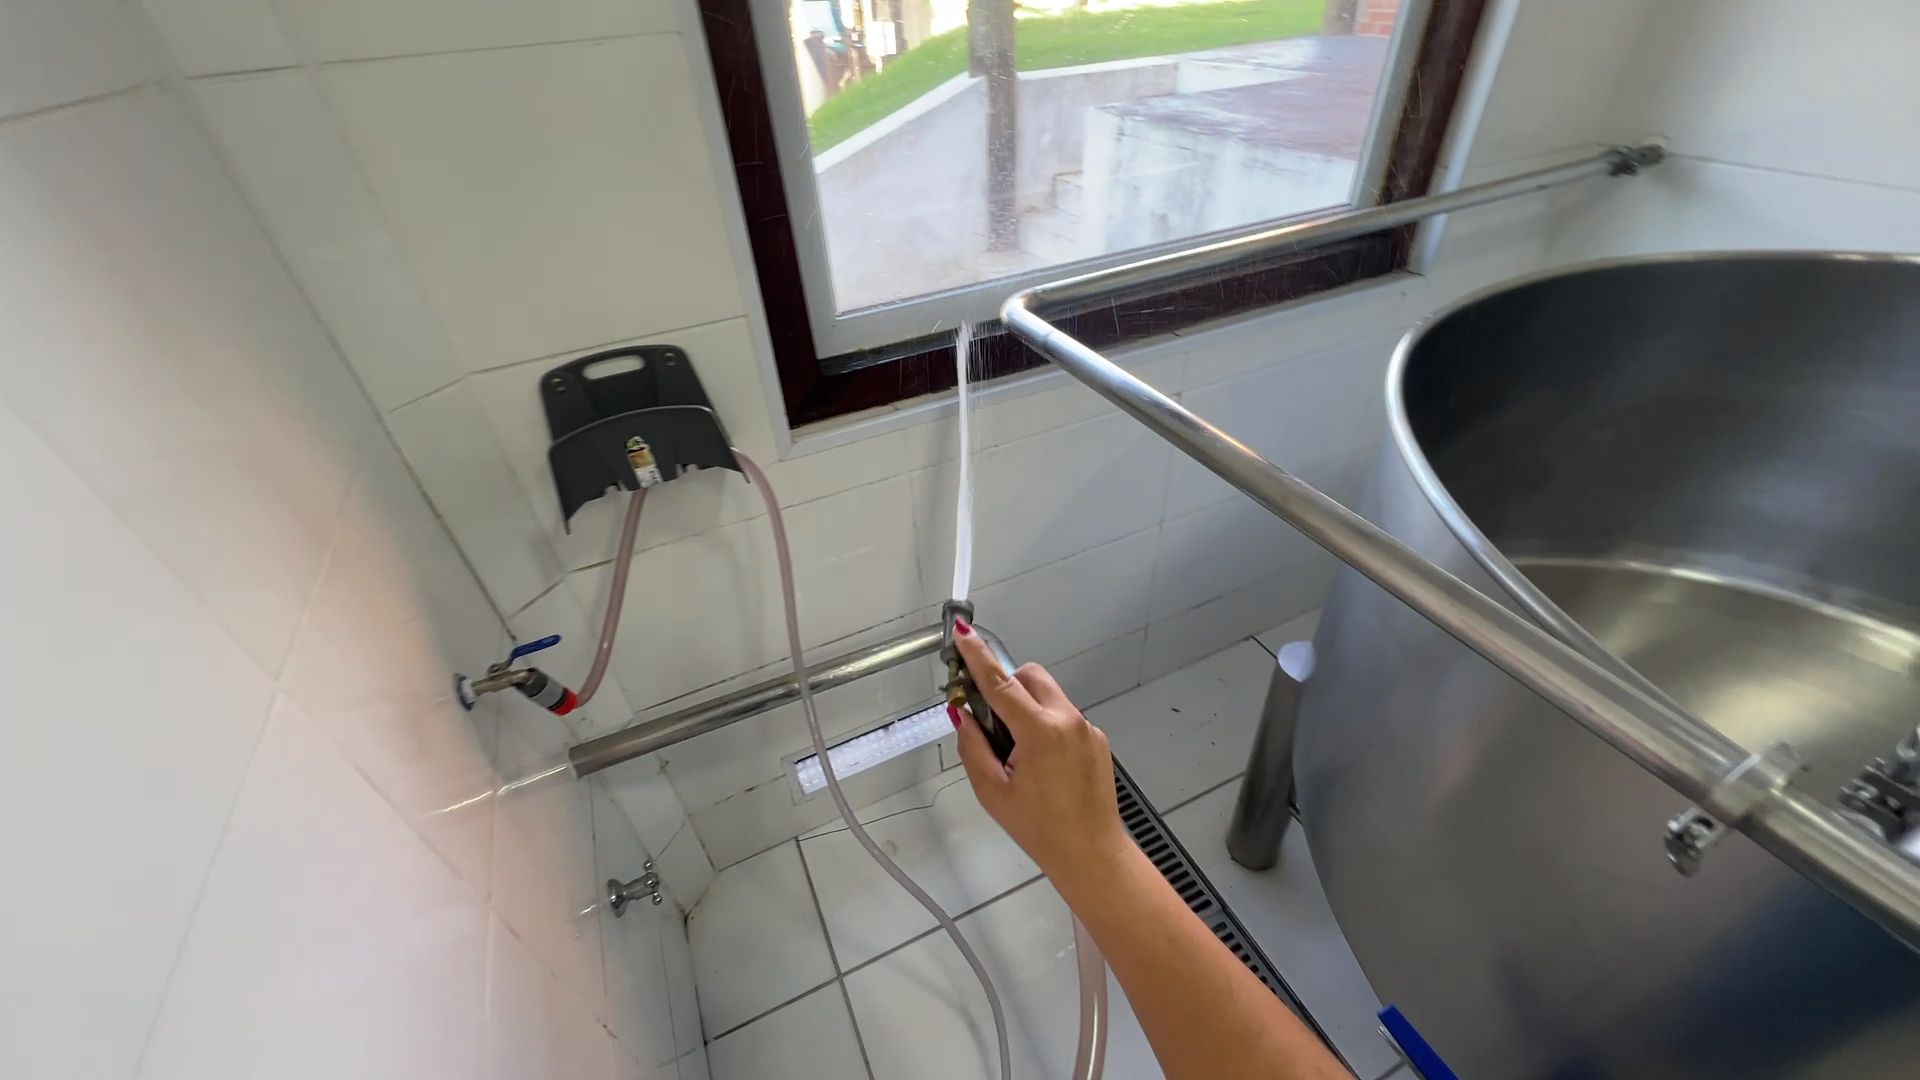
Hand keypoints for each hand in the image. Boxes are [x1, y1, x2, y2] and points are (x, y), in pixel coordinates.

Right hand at [949, 622, 1132, 897]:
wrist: (1092, 853)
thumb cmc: (1040, 829)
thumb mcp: (992, 791)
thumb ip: (973, 746)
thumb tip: (962, 714)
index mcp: (1040, 732)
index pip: (1001, 683)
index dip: (978, 656)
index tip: (964, 634)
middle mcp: (1067, 720)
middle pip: (1030, 676)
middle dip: (1007, 685)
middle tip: (992, 720)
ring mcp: (1086, 727)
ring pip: (1048, 693)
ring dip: (1027, 705)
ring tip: (1018, 750)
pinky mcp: (1097, 738)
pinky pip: (1064, 715)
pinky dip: (1046, 723)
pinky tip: (1043, 763)